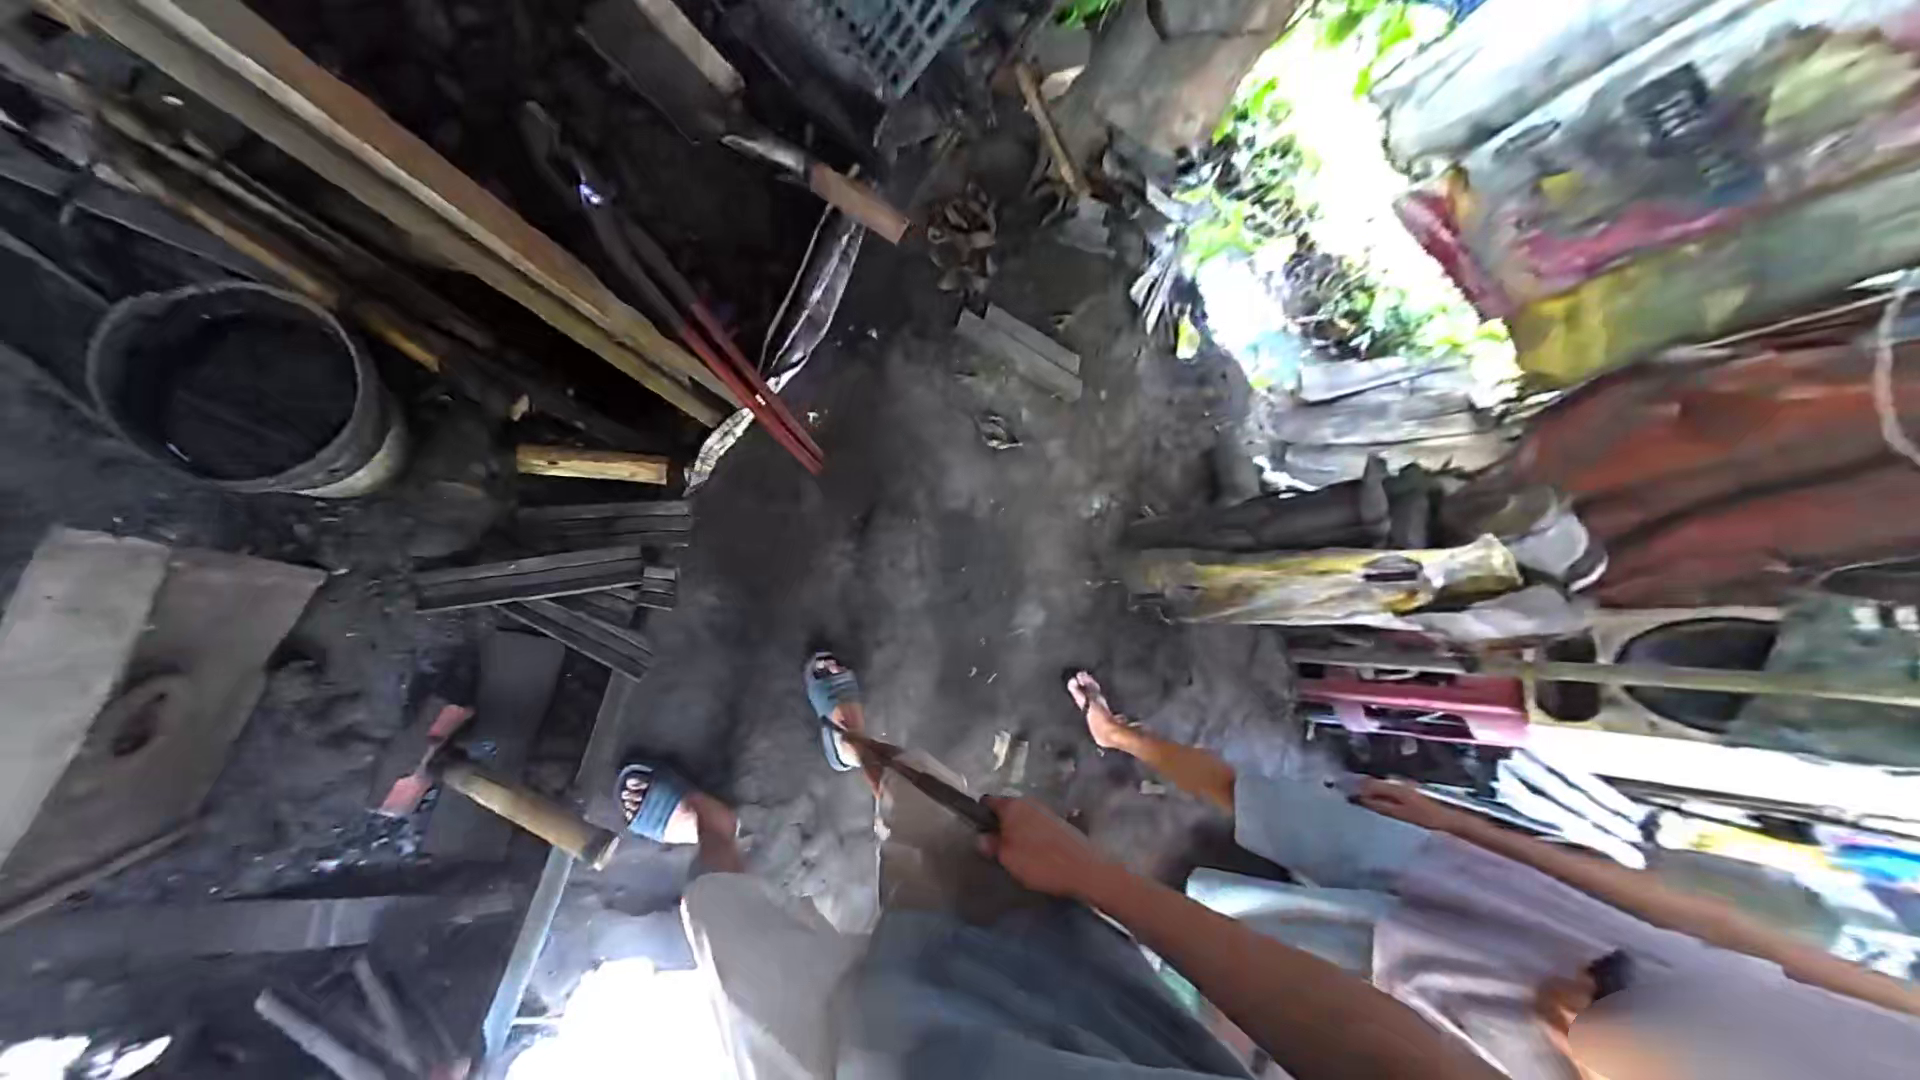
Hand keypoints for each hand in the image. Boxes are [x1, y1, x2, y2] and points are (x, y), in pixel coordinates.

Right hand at [978, 795, 1119, 900]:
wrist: (1084, 869)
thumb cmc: (1040, 862)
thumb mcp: (1008, 858)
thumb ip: (991, 845)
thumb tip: (980, 837)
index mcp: (1011, 806)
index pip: (987, 801)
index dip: (979, 815)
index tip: (977, 832)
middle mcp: (1027, 802)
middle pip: (1005, 810)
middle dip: (999, 825)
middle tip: (996, 849)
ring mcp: (1044, 810)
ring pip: (1021, 818)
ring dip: (1016, 832)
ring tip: (1016, 855)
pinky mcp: (1057, 822)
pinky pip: (1035, 825)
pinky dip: (1031, 836)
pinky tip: (1035, 855)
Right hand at [1350, 778, 1478, 834]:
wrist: (1450, 817)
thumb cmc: (1425, 817)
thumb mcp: (1399, 814)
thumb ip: (1378, 805)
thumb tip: (1360, 799)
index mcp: (1392, 786)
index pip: (1367, 783)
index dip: (1356, 789)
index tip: (1348, 796)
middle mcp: (1396, 780)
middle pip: (1373, 781)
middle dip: (1362, 788)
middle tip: (1354, 799)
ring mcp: (1403, 782)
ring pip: (1380, 783)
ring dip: (1371, 790)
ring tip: (1365, 801)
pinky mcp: (1408, 787)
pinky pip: (1387, 786)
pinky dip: (1380, 792)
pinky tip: (1380, 800)